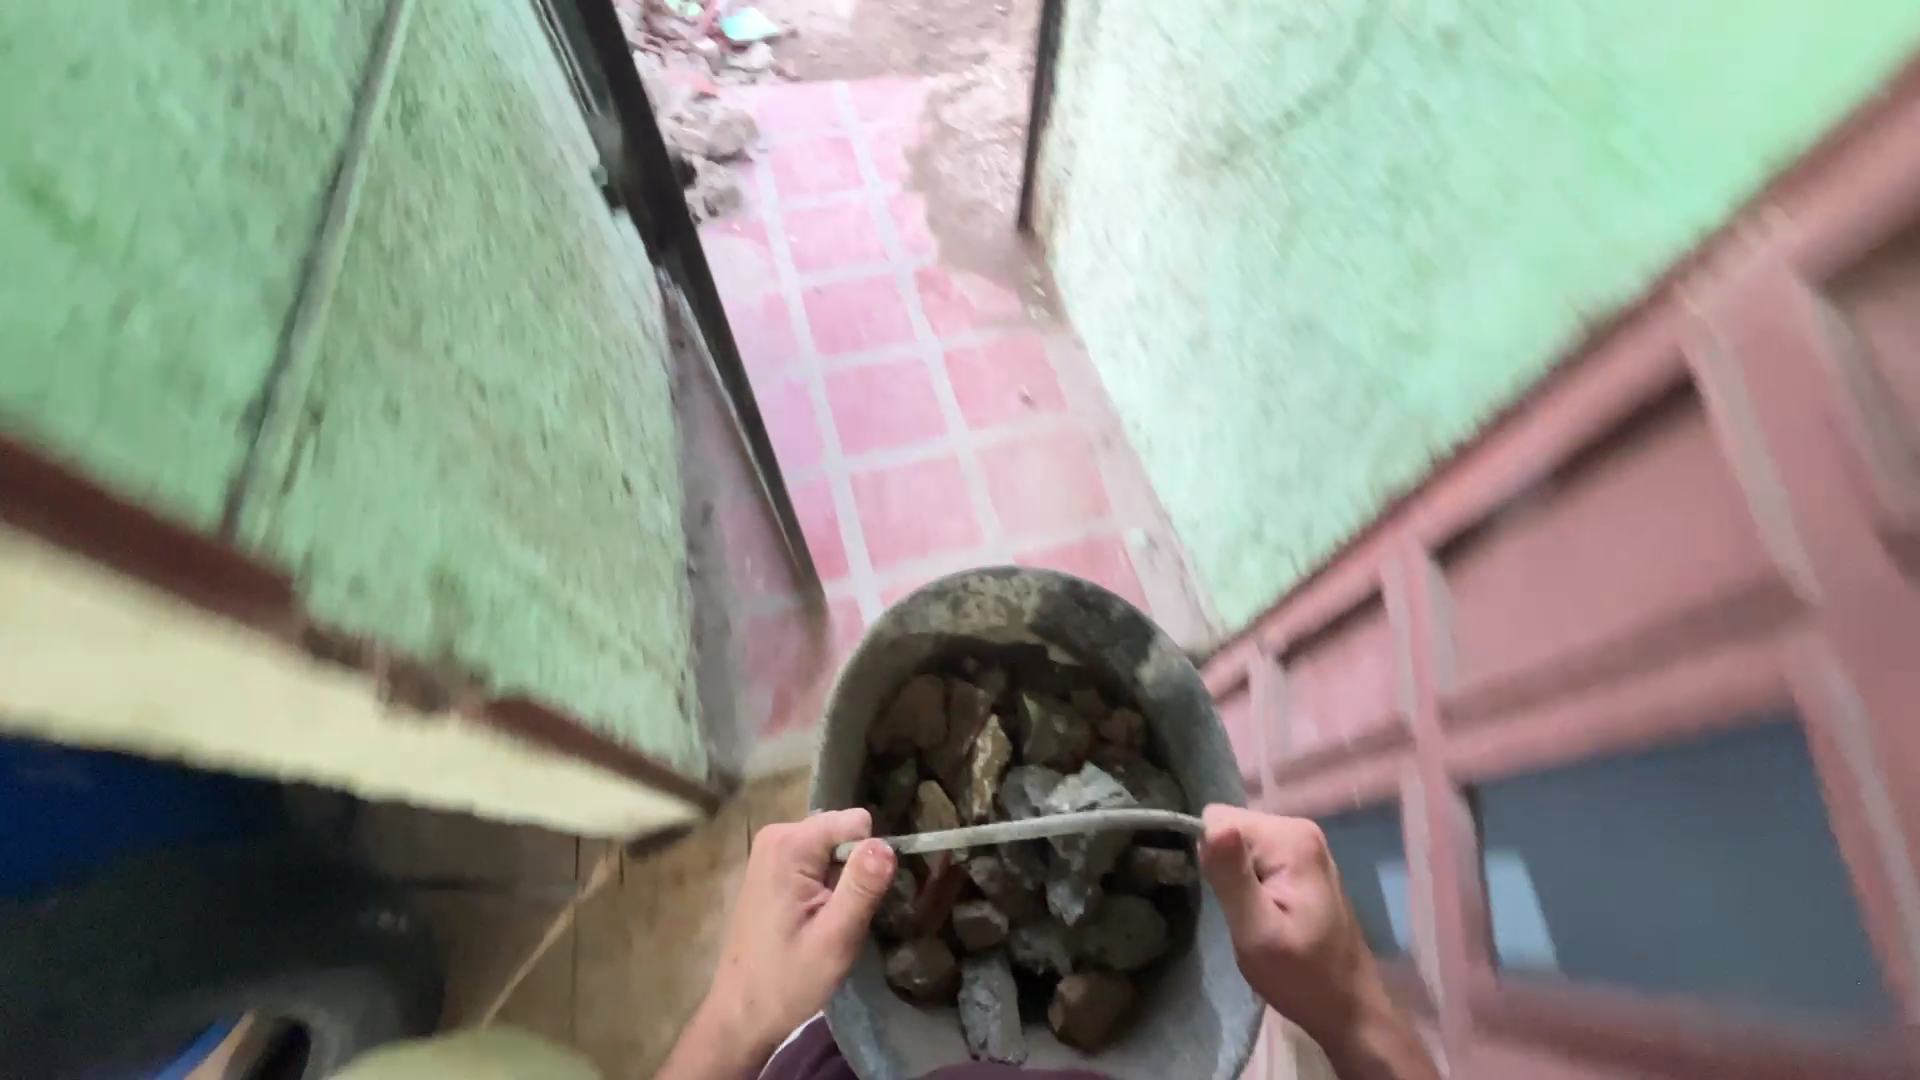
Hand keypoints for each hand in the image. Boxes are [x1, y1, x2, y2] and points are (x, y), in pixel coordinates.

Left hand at [663, 808, 896, 1079]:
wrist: (741, 1014)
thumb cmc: (788, 980)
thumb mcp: (836, 939)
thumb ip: (861, 887)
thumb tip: (887, 844)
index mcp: (790, 843)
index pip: (856, 823)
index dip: (866, 860)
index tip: (854, 900)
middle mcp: (777, 833)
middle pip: (842, 830)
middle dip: (851, 869)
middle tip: (838, 915)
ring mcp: (771, 848)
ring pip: (832, 844)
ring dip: (839, 879)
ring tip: (826, 918)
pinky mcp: (772, 864)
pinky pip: (816, 857)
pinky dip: (824, 883)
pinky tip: (813, 916)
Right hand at [1199, 805, 1379, 1044]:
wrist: (1351, 1011)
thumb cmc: (1303, 977)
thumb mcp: (1258, 933)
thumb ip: (1233, 876)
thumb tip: (1213, 826)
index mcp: (1289, 838)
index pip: (1217, 818)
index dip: (1211, 857)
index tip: (1227, 897)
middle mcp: (1299, 828)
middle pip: (1229, 824)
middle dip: (1224, 865)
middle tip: (1242, 910)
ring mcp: (1303, 843)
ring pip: (1238, 839)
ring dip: (1234, 874)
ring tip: (1251, 912)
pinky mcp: (1301, 859)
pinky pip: (1253, 852)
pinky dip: (1247, 878)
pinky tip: (1262, 908)